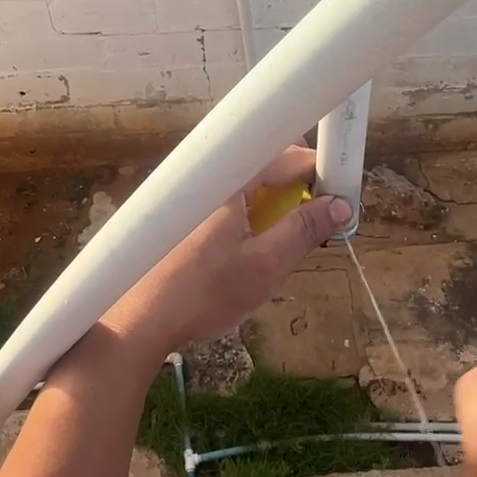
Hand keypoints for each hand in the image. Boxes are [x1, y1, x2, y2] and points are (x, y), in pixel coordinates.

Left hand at [99, 146, 350, 361]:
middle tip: (316, 222)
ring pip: (248, 182)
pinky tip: (251, 248)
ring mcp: (193, 192)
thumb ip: (305, 230)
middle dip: (298, 188)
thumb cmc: (202, 293)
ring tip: (287, 241)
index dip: (318, 171)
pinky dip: (250, 214)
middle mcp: (209, 173)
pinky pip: (228, 198)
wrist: (135, 323)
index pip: (287, 154)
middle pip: (266, 162)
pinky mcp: (183, 213)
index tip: (341, 196)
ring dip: (274, 204)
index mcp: (229, 175)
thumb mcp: (265, 266)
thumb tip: (341, 205)